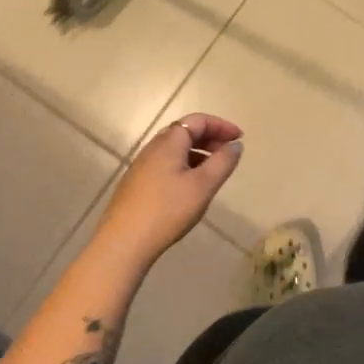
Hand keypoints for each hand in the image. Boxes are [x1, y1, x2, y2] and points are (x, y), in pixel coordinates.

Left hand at [90, 114, 243, 267]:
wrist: (123, 242)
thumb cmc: (167, 210)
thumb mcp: (203, 186)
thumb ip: (223, 162)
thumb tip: (236, 145)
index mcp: (169, 142)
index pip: (198, 120)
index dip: (221, 125)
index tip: (239, 138)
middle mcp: (153, 148)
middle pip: (185, 132)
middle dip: (210, 137)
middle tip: (229, 153)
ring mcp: (141, 165)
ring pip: (174, 149)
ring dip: (197, 153)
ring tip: (213, 171)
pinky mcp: (136, 183)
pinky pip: (165, 164)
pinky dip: (184, 165)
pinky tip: (190, 187)